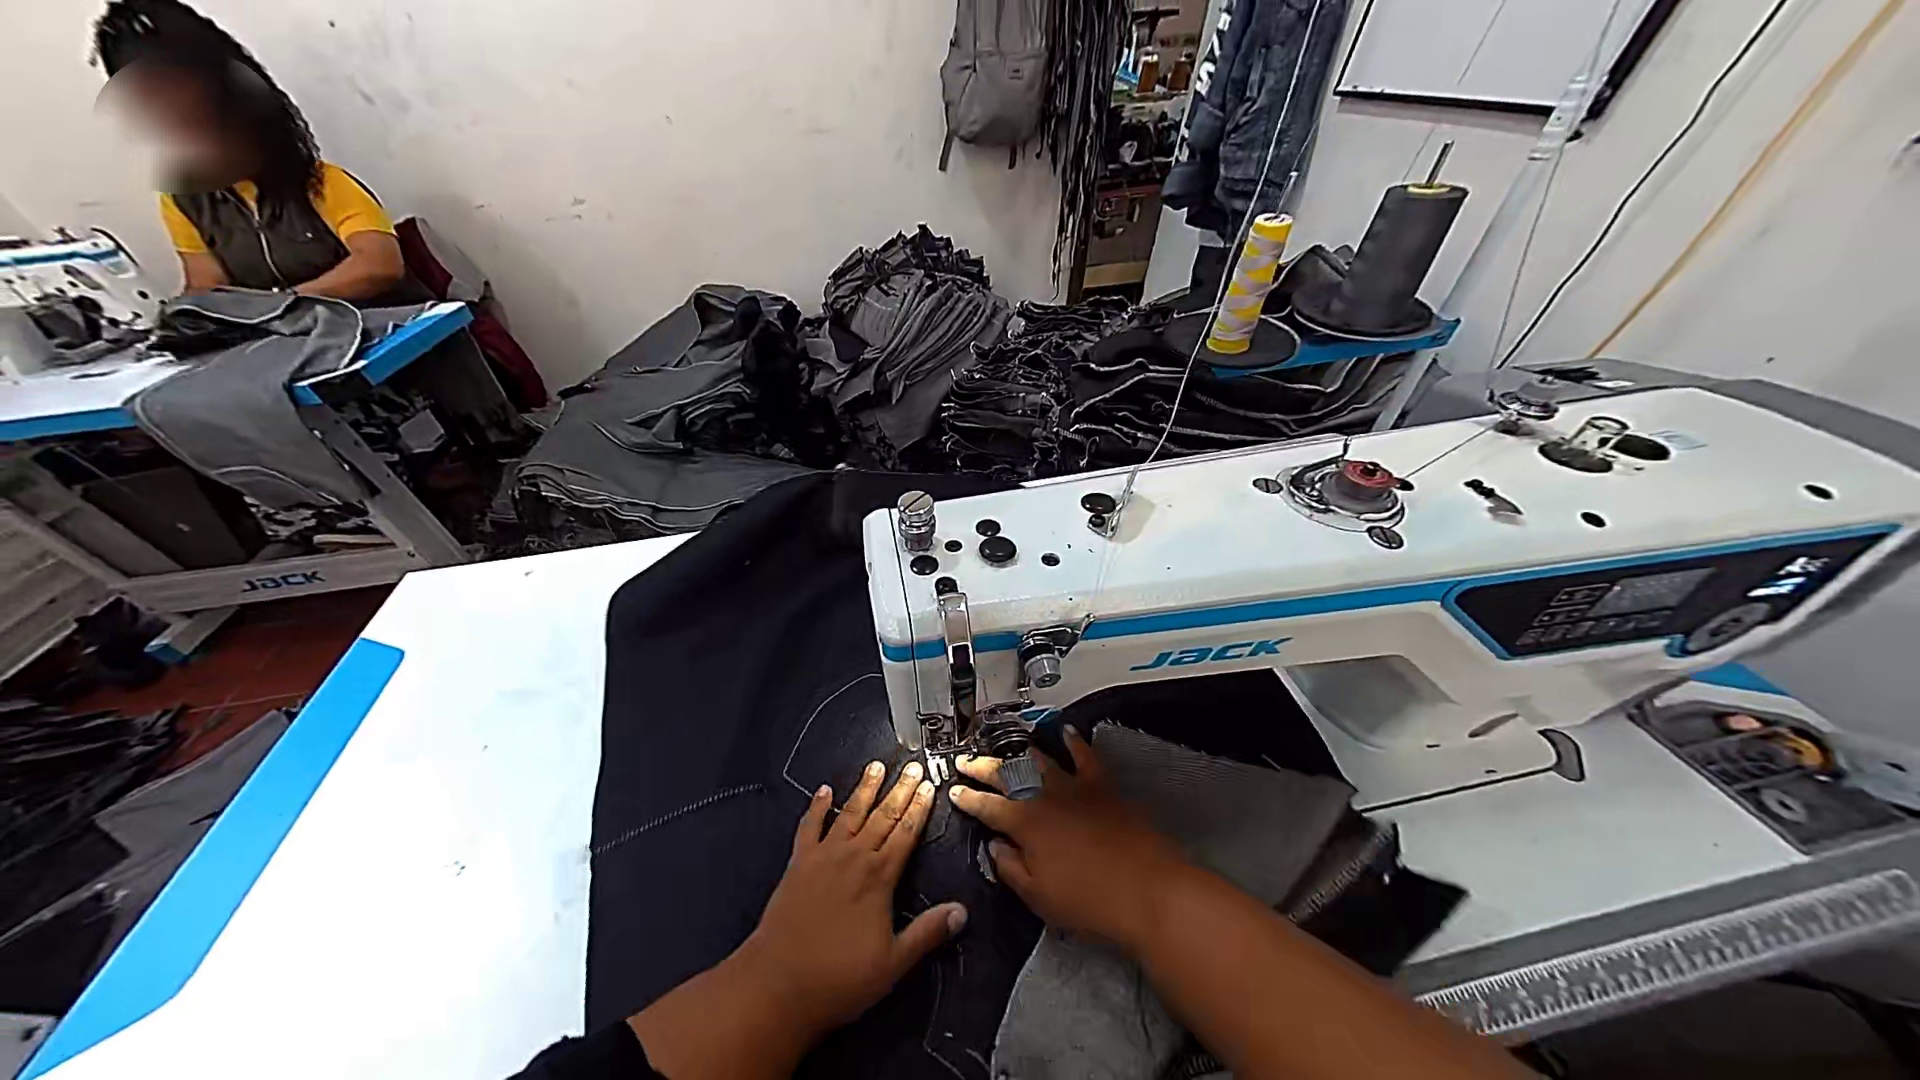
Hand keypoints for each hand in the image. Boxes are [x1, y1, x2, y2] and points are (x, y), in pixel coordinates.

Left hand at [738, 760, 964, 1034]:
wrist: (778, 984)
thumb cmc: (838, 977)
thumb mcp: (893, 963)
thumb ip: (927, 933)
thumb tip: (960, 912)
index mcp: (879, 878)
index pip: (906, 834)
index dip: (920, 809)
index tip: (929, 786)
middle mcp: (854, 858)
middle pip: (883, 816)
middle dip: (900, 790)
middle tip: (911, 766)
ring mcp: (824, 857)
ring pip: (850, 813)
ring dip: (864, 788)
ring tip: (875, 766)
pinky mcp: (798, 863)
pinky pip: (809, 827)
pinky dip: (816, 807)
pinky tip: (823, 791)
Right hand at [949, 728, 1188, 946]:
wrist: (1148, 891)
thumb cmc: (1091, 900)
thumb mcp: (1037, 896)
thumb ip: (1010, 868)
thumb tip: (996, 848)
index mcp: (1025, 823)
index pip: (987, 807)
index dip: (968, 799)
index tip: (956, 792)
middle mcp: (1045, 796)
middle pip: (1005, 773)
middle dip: (981, 766)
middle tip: (966, 762)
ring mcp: (1074, 786)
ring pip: (1038, 759)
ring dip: (1016, 751)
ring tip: (1003, 747)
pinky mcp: (1102, 785)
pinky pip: (1084, 755)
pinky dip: (1073, 741)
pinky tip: (1066, 732)